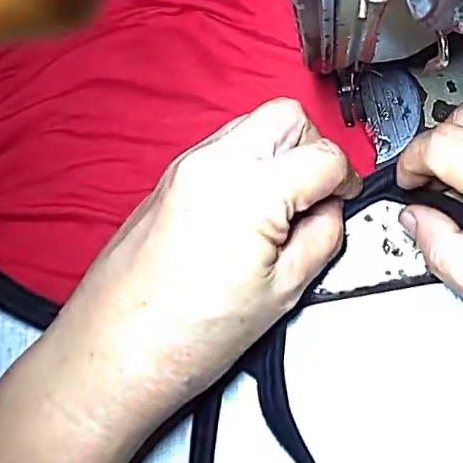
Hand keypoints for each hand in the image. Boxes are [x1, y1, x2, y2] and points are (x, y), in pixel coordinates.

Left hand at [40, 98, 361, 440]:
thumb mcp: (282, 292)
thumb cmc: (184, 334)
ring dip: (281, 148)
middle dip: (314, 145)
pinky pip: (226, 143)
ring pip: (255, 122)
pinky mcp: (173, 173)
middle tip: (318, 189)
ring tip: (284, 200)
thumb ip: (321, 237)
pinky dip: (251, 159)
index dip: (346, 178)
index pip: (323, 155)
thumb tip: (332, 211)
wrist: (116, 347)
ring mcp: (189, 163)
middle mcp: (216, 162)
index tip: (345, 196)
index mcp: (250, 190)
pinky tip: (252, 204)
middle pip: (288, 115)